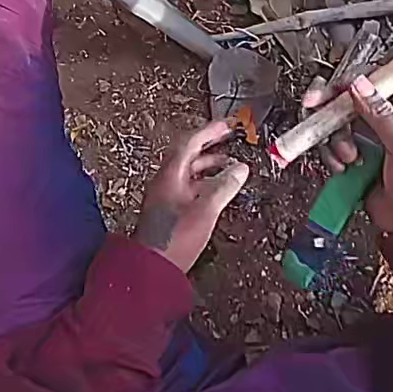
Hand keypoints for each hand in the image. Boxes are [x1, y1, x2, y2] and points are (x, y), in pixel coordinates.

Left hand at [134, 119, 250, 271]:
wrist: (153, 265)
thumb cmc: (175, 238)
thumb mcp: (206, 209)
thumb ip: (224, 186)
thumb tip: (240, 168)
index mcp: (171, 175)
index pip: (190, 143)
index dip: (209, 131)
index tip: (227, 125)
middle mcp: (166, 180)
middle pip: (188, 154)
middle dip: (210, 144)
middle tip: (229, 138)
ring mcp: (166, 194)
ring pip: (189, 170)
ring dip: (209, 164)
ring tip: (231, 165)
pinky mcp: (169, 207)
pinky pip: (189, 185)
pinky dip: (206, 180)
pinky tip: (219, 187)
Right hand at [305, 74, 392, 234]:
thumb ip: (381, 115)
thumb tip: (360, 85)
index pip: (372, 89)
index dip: (347, 88)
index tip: (326, 93)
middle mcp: (387, 126)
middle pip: (348, 108)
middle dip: (334, 119)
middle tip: (320, 123)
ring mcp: (371, 145)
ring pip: (337, 130)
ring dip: (336, 143)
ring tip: (348, 159)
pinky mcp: (357, 163)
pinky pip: (334, 151)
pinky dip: (332, 158)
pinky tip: (344, 168)